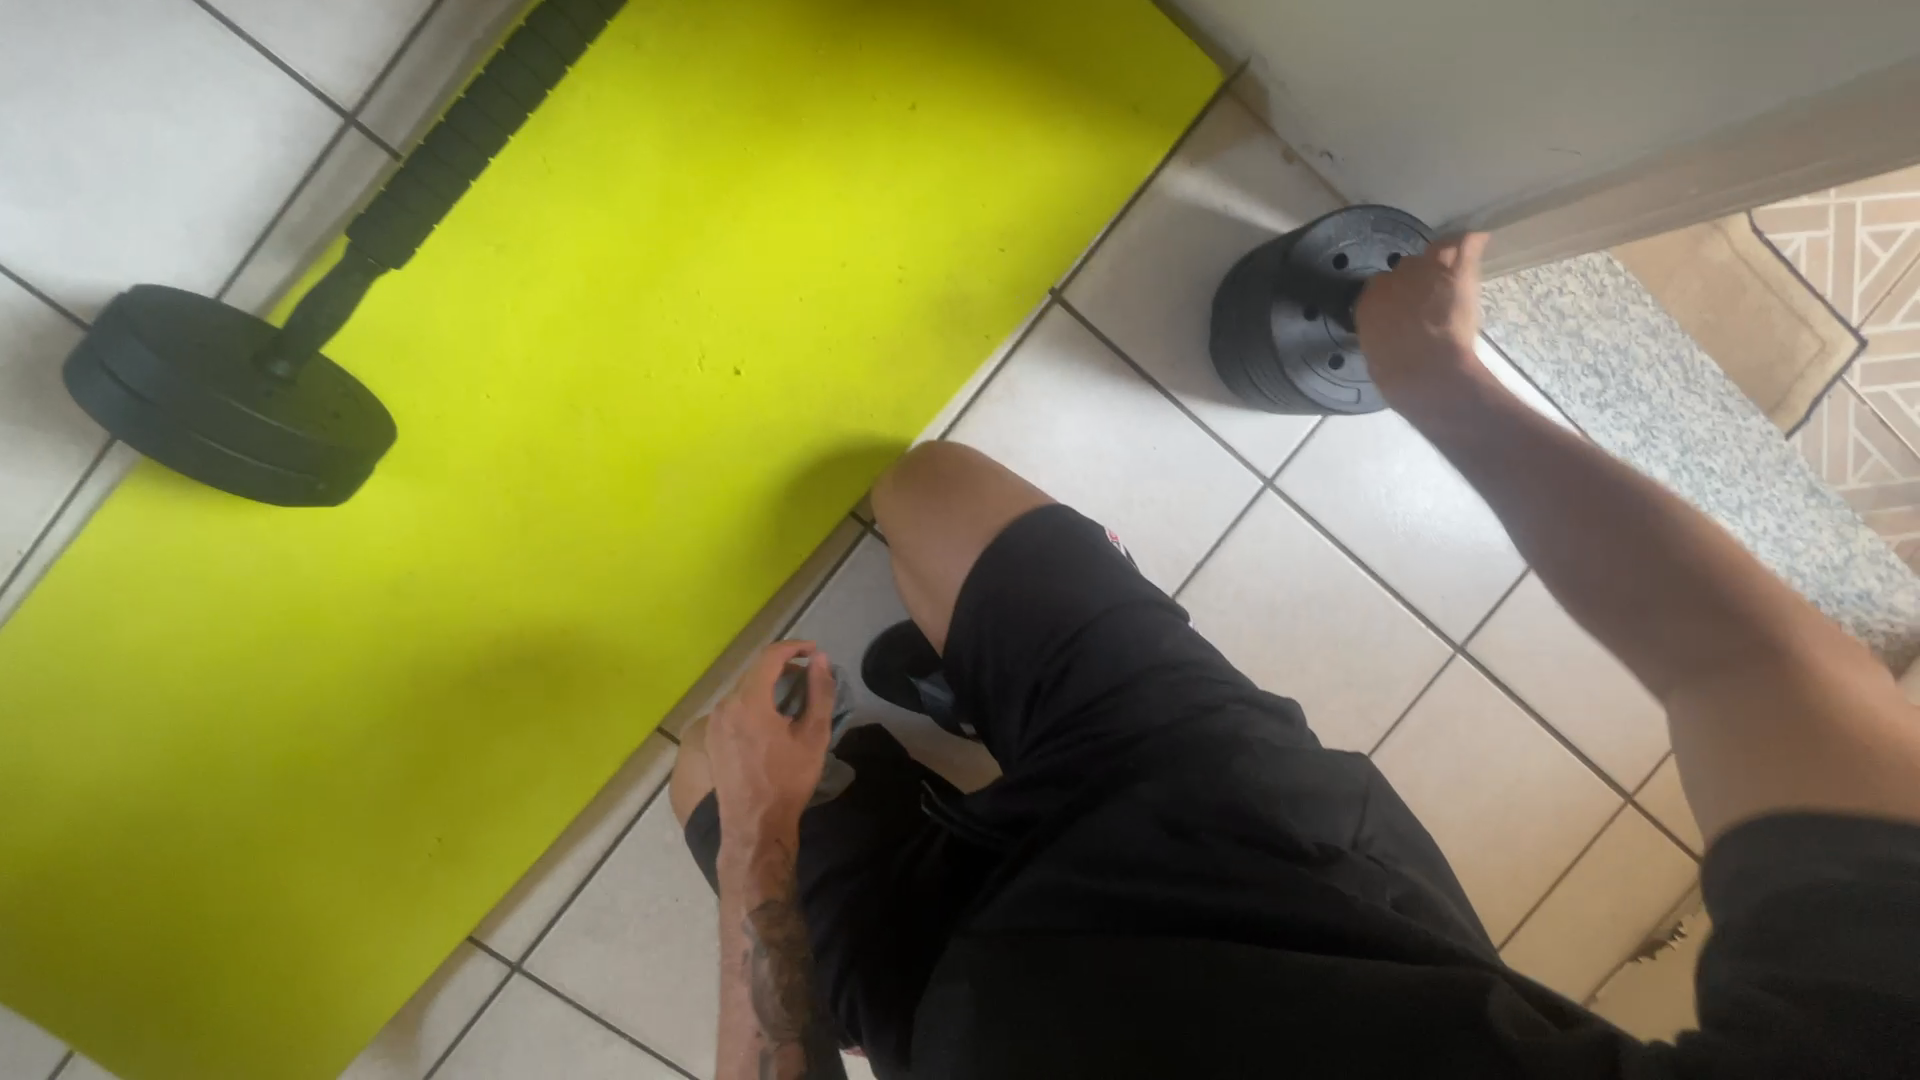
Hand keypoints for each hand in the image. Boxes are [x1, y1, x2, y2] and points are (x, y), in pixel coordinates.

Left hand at [707, 642, 835, 855]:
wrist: (754, 825)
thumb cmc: (788, 781)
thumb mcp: (814, 736)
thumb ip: (819, 692)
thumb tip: (821, 660)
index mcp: (748, 702)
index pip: (770, 657)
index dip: (794, 647)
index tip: (815, 651)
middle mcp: (725, 706)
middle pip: (756, 672)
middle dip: (784, 667)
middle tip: (809, 677)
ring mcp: (714, 722)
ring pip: (744, 689)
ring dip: (769, 685)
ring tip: (794, 698)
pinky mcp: (711, 737)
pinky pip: (734, 706)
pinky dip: (755, 701)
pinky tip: (772, 718)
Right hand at [1355, 232, 1492, 404]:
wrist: (1423, 367)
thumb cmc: (1395, 371)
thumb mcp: (1375, 350)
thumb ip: (1380, 331)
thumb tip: (1387, 331)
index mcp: (1368, 301)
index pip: (1380, 286)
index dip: (1395, 295)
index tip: (1404, 307)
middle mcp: (1392, 279)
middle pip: (1406, 267)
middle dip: (1417, 278)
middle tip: (1430, 296)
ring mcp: (1425, 271)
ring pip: (1437, 250)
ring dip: (1444, 259)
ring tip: (1454, 271)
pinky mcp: (1456, 270)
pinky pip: (1466, 242)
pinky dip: (1473, 242)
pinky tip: (1478, 244)